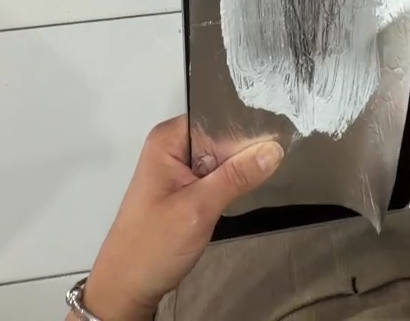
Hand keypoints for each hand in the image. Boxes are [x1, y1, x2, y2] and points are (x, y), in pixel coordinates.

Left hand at [79, 118, 283, 320]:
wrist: (124, 291)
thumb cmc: (153, 246)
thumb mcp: (199, 209)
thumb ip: (237, 176)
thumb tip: (275, 149)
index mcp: (168, 138)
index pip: (217, 118)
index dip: (248, 124)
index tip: (282, 130)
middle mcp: (172, 146)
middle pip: (221, 135)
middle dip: (248, 145)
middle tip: (285, 147)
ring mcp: (178, 168)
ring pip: (221, 157)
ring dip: (242, 165)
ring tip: (278, 161)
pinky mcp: (184, 189)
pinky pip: (215, 174)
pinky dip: (233, 180)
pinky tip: (255, 181)